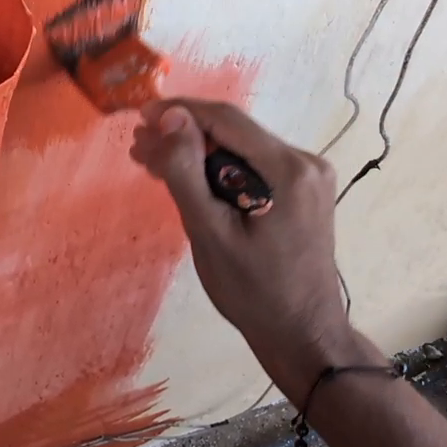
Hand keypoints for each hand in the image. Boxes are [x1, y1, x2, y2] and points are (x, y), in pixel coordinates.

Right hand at [128, 99, 374, 402]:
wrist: (302, 333)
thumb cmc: (252, 291)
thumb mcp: (209, 232)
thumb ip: (187, 171)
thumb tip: (170, 116)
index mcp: (288, 168)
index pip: (225, 119)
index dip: (179, 112)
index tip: (140, 118)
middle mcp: (305, 161)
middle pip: (233, 132)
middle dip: (183, 135)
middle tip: (138, 147)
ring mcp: (308, 176)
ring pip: (240, 148)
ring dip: (197, 153)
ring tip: (153, 162)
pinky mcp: (302, 190)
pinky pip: (252, 166)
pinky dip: (217, 169)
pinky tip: (189, 179)